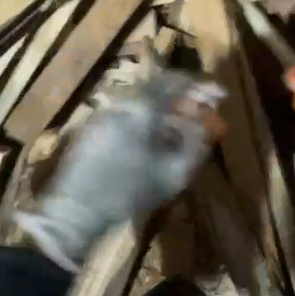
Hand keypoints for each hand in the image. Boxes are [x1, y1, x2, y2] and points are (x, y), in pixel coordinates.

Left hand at [15, 69, 223, 269]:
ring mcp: (104, 113)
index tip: (220, 97)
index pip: (178, 82)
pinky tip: (156, 138)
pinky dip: (148, 118)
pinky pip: (128, 112)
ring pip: (143, 101)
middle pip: (160, 88)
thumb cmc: (128, 193)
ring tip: (183, 128)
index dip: (202, 87)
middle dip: (185, 98)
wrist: (73, 213)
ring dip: (167, 109)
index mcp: (142, 108)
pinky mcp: (92, 128)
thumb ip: (196, 144)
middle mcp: (121, 102)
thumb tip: (209, 124)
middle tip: (203, 113)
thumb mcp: (173, 174)